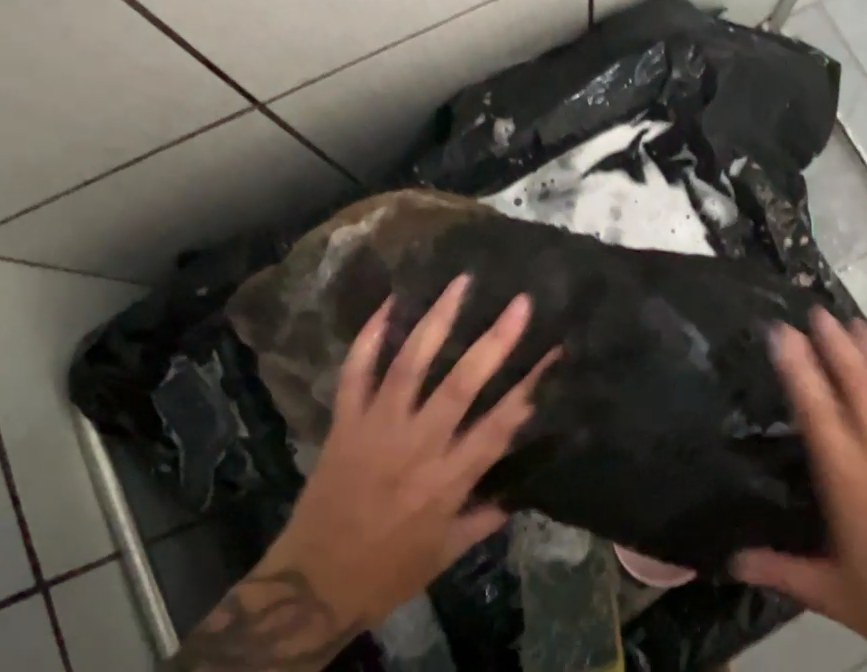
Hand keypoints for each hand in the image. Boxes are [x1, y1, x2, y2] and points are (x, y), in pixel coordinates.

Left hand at [169, 276, 553, 670]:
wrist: (312, 584)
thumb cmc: (388, 571)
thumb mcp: (447, 553)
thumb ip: (485, 516)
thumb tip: (520, 487)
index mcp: (447, 481)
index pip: (498, 425)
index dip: (528, 387)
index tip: (554, 351)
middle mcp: (416, 446)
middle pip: (459, 386)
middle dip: (493, 342)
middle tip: (519, 302)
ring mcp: (376, 428)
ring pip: (408, 366)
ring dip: (435, 321)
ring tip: (459, 283)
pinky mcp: (344, 423)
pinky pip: (355, 372)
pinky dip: (369, 336)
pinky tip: (388, 303)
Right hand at [732, 313, 866, 671]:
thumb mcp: (834, 596)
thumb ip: (783, 571)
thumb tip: (733, 562)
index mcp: (850, 483)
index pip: (818, 410)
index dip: (800, 368)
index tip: (785, 334)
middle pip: (862, 385)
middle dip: (839, 345)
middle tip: (821, 314)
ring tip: (865, 324)